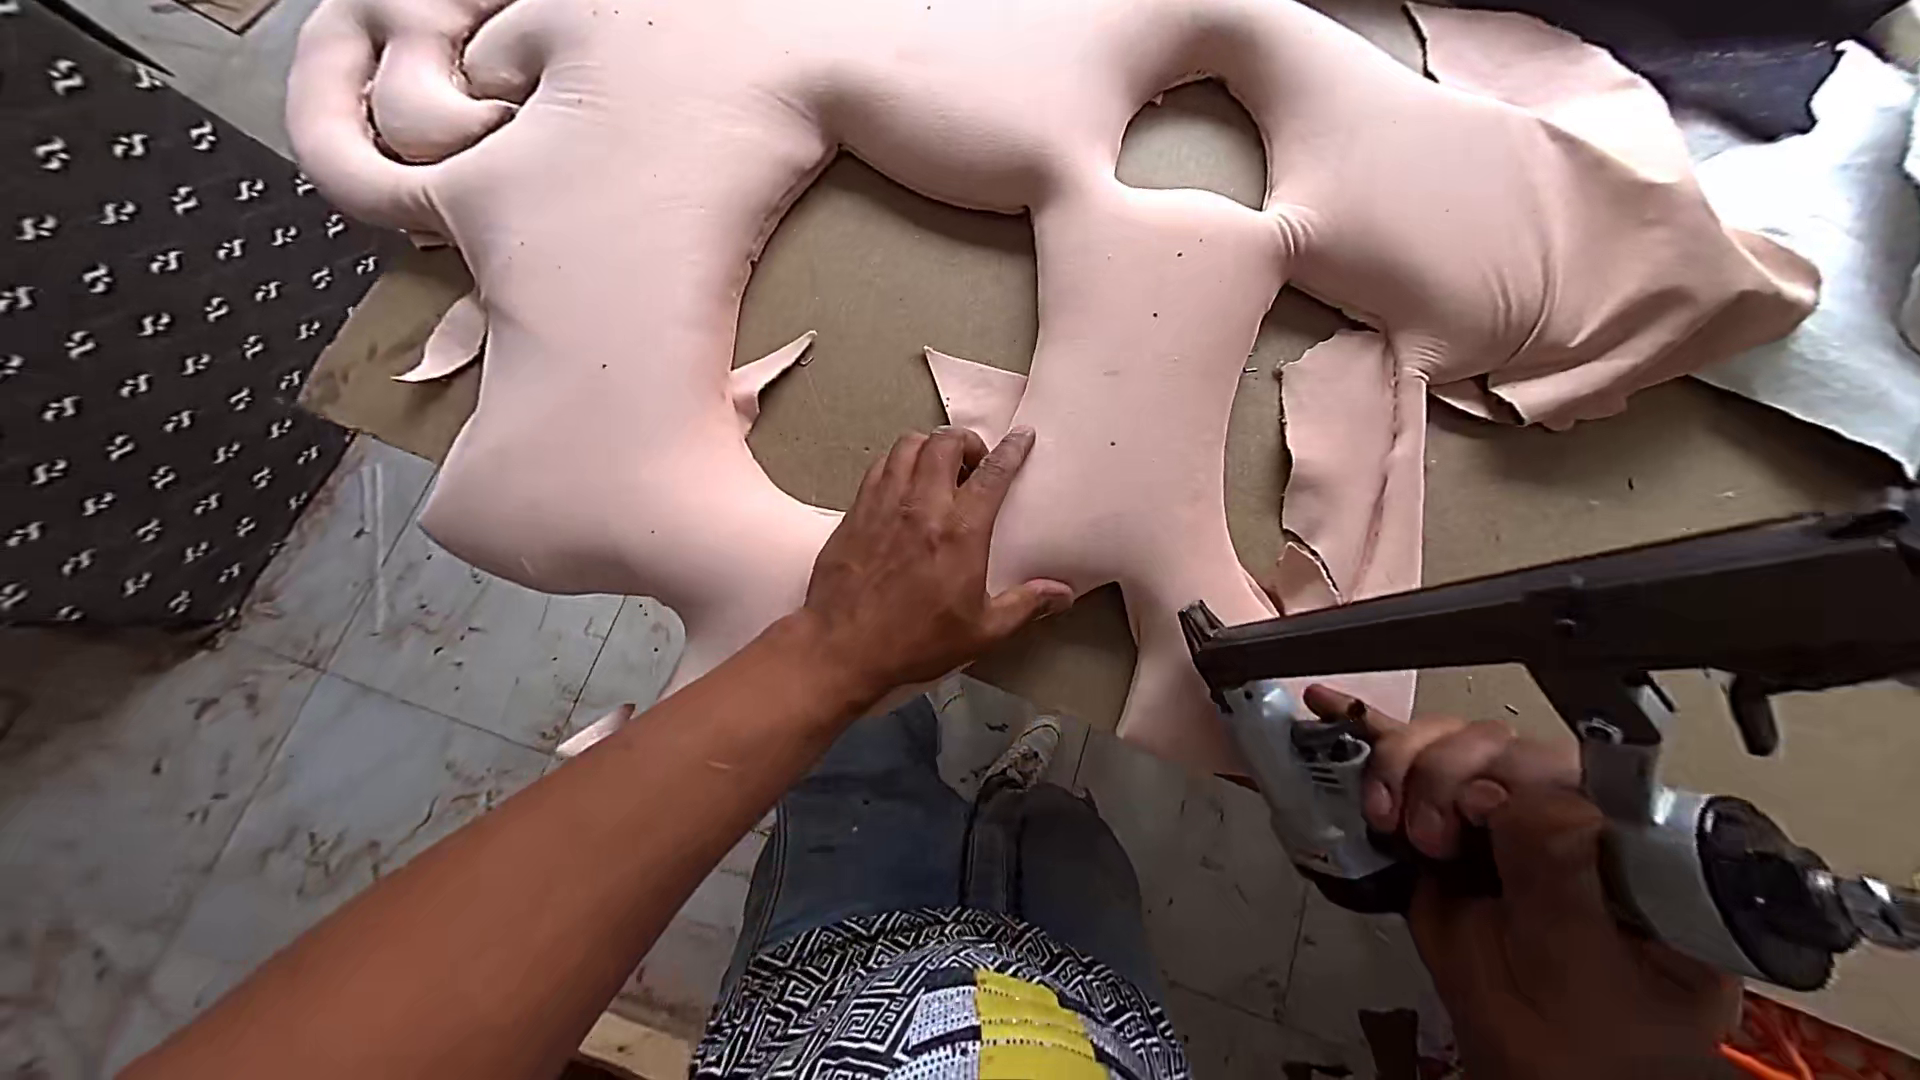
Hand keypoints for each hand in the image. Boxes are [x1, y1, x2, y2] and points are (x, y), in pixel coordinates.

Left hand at [793, 426, 1072, 703]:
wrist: (843, 648)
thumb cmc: (914, 642)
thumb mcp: (982, 631)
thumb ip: (1025, 605)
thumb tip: (1062, 594)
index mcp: (959, 532)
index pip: (992, 473)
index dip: (1011, 450)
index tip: (1022, 438)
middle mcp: (921, 507)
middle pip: (945, 443)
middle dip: (966, 442)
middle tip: (974, 463)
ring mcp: (884, 505)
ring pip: (907, 446)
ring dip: (930, 447)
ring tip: (940, 468)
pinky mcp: (856, 513)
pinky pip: (879, 468)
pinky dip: (897, 464)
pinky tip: (904, 486)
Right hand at [1302, 688, 1738, 1078]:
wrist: (1538, 1062)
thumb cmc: (1589, 1030)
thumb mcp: (1585, 962)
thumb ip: (1556, 874)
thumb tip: (1506, 793)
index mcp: (1620, 837)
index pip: (1562, 764)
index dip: (1508, 774)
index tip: (1475, 817)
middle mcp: (1555, 805)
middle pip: (1487, 742)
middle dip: (1441, 778)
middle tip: (1429, 840)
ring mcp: (1488, 805)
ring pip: (1435, 740)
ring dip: (1397, 766)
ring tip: (1387, 819)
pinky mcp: (1431, 810)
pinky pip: (1397, 755)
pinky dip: (1361, 727)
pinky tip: (1324, 703)